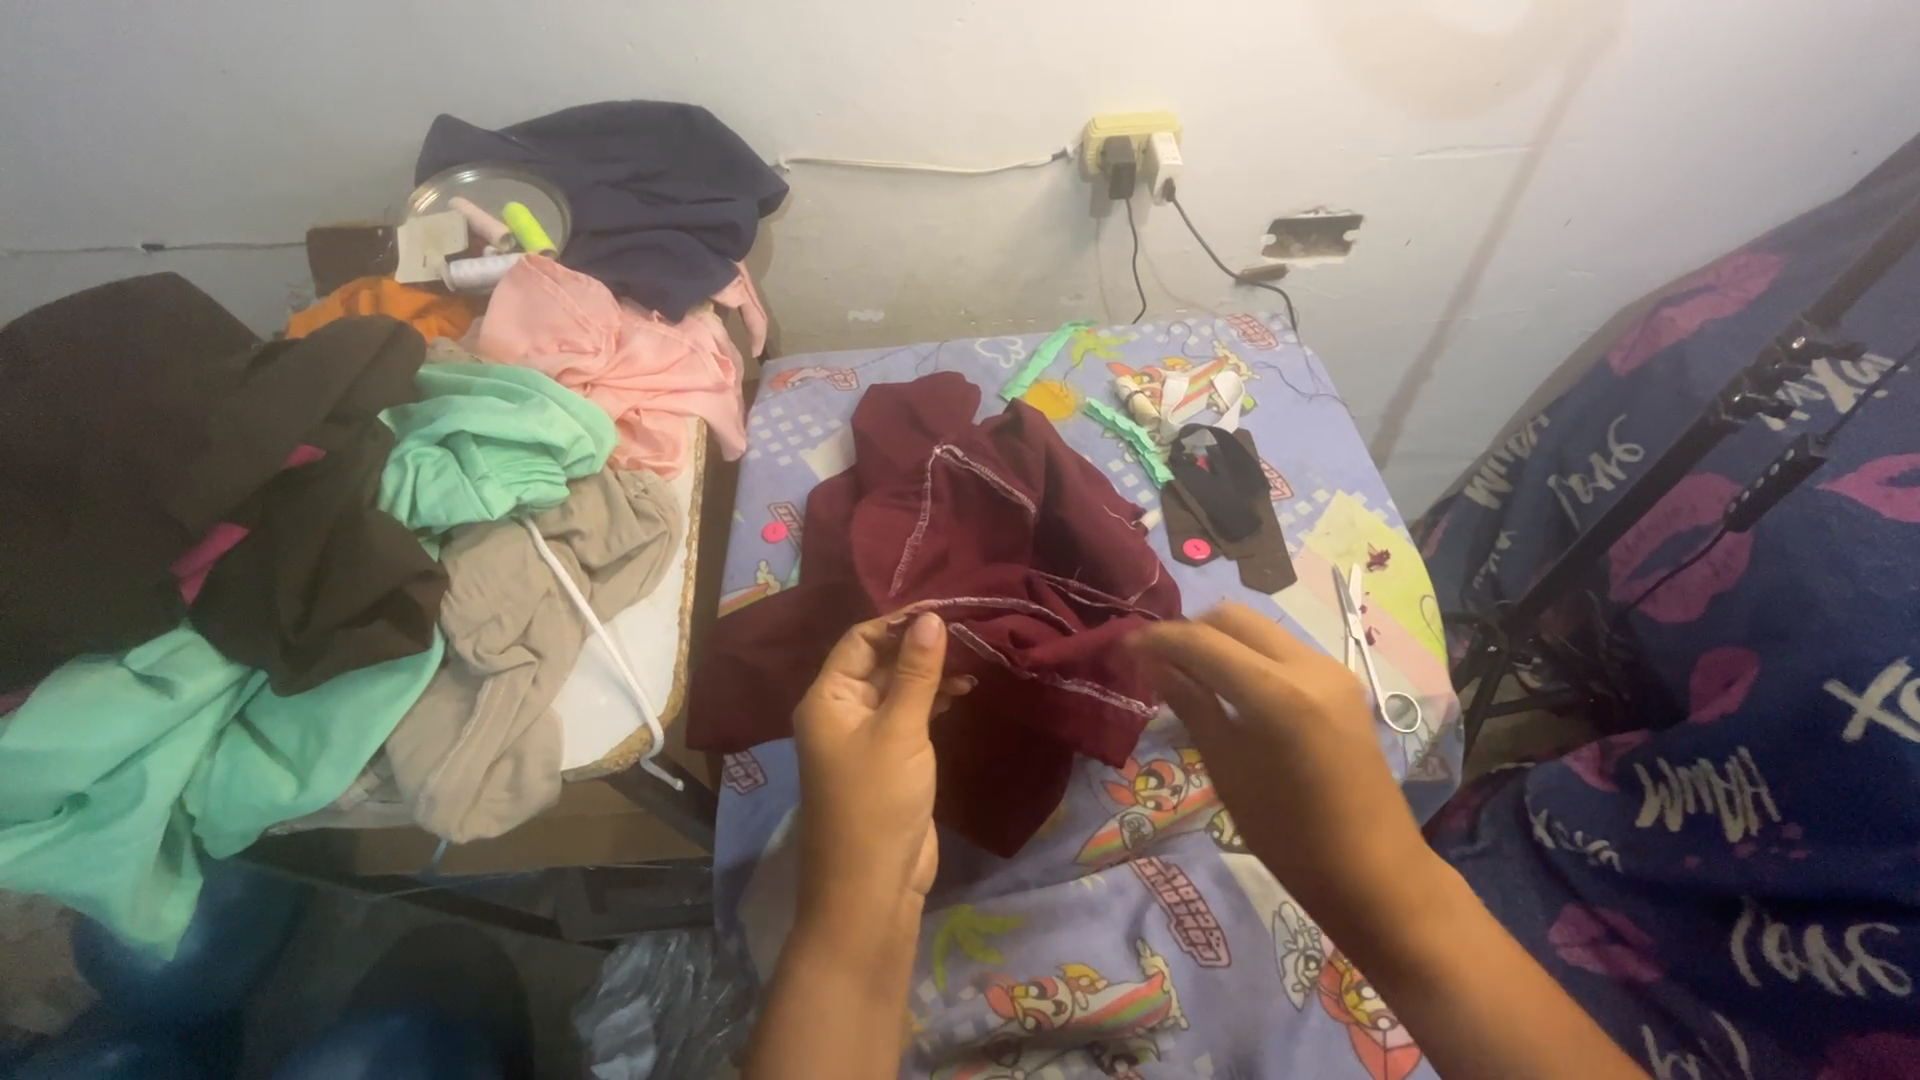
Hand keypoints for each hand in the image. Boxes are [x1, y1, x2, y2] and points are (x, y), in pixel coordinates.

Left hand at [793, 612, 970, 919]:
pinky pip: (907, 715)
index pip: (859, 640)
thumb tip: (930, 617)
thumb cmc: (878, 802)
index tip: (944, 609)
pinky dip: (932, 700)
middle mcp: (840, 711)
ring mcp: (864, 736)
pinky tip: (963, 689)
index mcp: (828, 698)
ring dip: (929, 672)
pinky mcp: (888, 759)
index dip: (898, 621)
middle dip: (918, 645)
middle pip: (878, 661)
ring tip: (973, 657)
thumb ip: (916, 673)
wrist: (872, 887)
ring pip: (896, 688)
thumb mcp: (901, 731)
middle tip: (967, 628)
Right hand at [1128, 603, 1431, 916]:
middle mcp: (1308, 666)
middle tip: (1155, 659)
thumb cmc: (1289, 835)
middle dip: (1187, 630)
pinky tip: (1226, 683)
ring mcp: (1331, 670)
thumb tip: (1152, 663)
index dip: (1157, 639)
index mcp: (1276, 693)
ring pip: (1258, 628)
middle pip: (1232, 618)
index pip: (1201, 641)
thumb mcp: (1227, 768)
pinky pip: (1280, 648)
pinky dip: (1245, 653)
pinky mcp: (1342, 683)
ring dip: (1217, 639)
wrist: (1375, 872)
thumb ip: (1190, 704)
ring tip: (1185, 671)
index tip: (1124, 647)